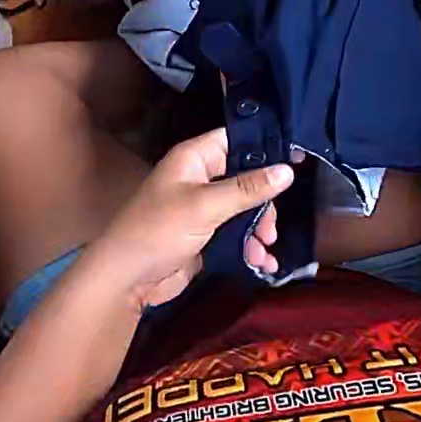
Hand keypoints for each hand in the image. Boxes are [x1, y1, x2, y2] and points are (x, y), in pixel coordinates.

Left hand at [82, 128, 293, 307]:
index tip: (295, 159)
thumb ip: (248, 188)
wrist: (125, 281)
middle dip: (264, 201)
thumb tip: (288, 170)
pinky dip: (250, 246)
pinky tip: (262, 262)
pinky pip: (237, 234)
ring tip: (265, 247)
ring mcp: (203, 208)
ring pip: (245, 209)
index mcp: (195, 159)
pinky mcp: (206, 235)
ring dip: (259, 228)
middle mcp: (200, 179)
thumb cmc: (158, 231)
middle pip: (247, 178)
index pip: (235, 140)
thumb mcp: (206, 206)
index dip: (264, 147)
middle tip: (271, 224)